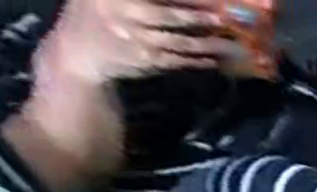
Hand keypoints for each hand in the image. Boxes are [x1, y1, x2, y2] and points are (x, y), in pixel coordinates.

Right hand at [39, 0, 237, 85]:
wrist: (81, 51)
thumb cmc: (100, 17)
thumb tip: (193, 2)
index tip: (212, 0)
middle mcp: (120, 11)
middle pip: (169, 15)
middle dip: (198, 17)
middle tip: (225, 19)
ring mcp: (135, 37)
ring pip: (183, 42)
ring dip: (212, 44)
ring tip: (235, 45)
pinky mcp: (149, 60)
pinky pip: (184, 61)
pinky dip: (204, 60)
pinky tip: (218, 59)